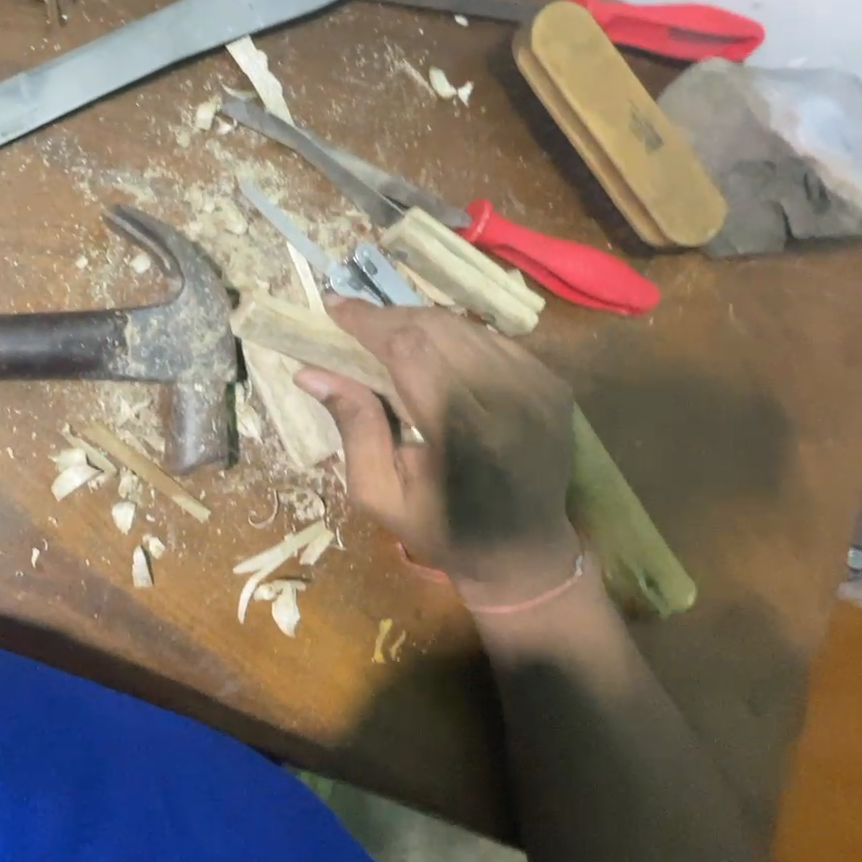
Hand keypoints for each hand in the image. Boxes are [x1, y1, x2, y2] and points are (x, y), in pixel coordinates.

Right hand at [295, 298, 579, 605]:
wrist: (524, 552)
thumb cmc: (440, 528)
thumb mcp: (378, 493)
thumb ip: (353, 427)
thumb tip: (310, 372)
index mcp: (465, 431)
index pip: (411, 349)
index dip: (368, 322)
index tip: (332, 308)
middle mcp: (510, 398)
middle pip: (438, 327)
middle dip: (387, 316)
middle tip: (349, 317)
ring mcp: (539, 387)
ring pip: (465, 326)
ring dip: (416, 321)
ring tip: (380, 330)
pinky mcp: (551, 384)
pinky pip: (490, 339)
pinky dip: (450, 335)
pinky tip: (425, 348)